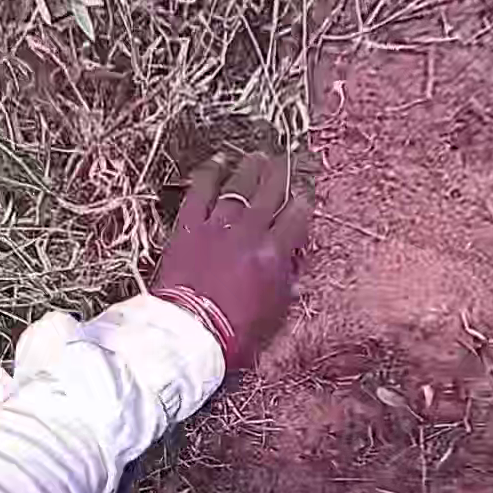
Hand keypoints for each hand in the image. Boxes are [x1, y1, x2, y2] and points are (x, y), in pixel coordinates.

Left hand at [154, 151, 313, 368]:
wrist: (190, 334)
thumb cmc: (233, 335)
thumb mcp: (272, 316)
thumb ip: (284, 288)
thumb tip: (294, 274)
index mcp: (274, 254)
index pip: (296, 218)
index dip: (302, 205)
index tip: (304, 197)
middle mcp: (249, 233)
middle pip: (270, 193)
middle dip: (281, 176)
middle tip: (285, 162)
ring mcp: (218, 227)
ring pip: (239, 187)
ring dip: (251, 169)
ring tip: (259, 157)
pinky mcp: (188, 228)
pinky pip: (201, 192)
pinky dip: (210, 175)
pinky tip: (218, 162)